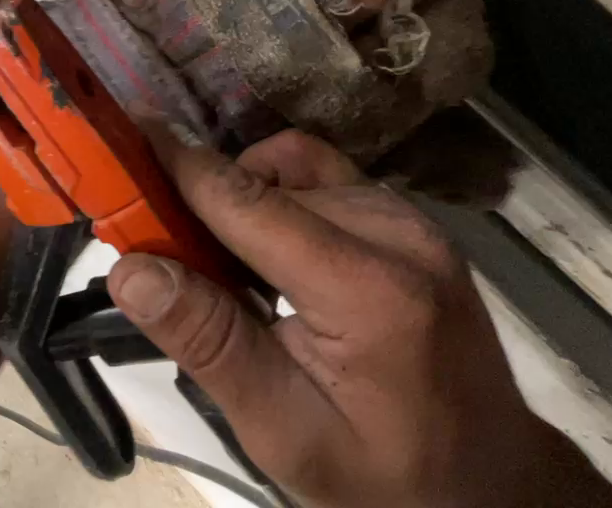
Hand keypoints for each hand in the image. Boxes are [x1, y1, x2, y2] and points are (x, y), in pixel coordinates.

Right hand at [106, 131, 611, 507]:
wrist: (492, 484)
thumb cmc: (384, 472)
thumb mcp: (283, 430)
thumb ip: (209, 343)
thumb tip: (130, 270)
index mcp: (369, 288)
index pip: (244, 199)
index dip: (175, 165)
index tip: (119, 138)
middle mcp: (395, 232)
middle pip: (261, 180)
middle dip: (198, 197)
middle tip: (158, 245)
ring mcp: (408, 218)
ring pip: (288, 167)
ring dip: (237, 193)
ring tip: (218, 257)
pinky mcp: (408, 218)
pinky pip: (319, 173)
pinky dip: (274, 191)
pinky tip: (265, 245)